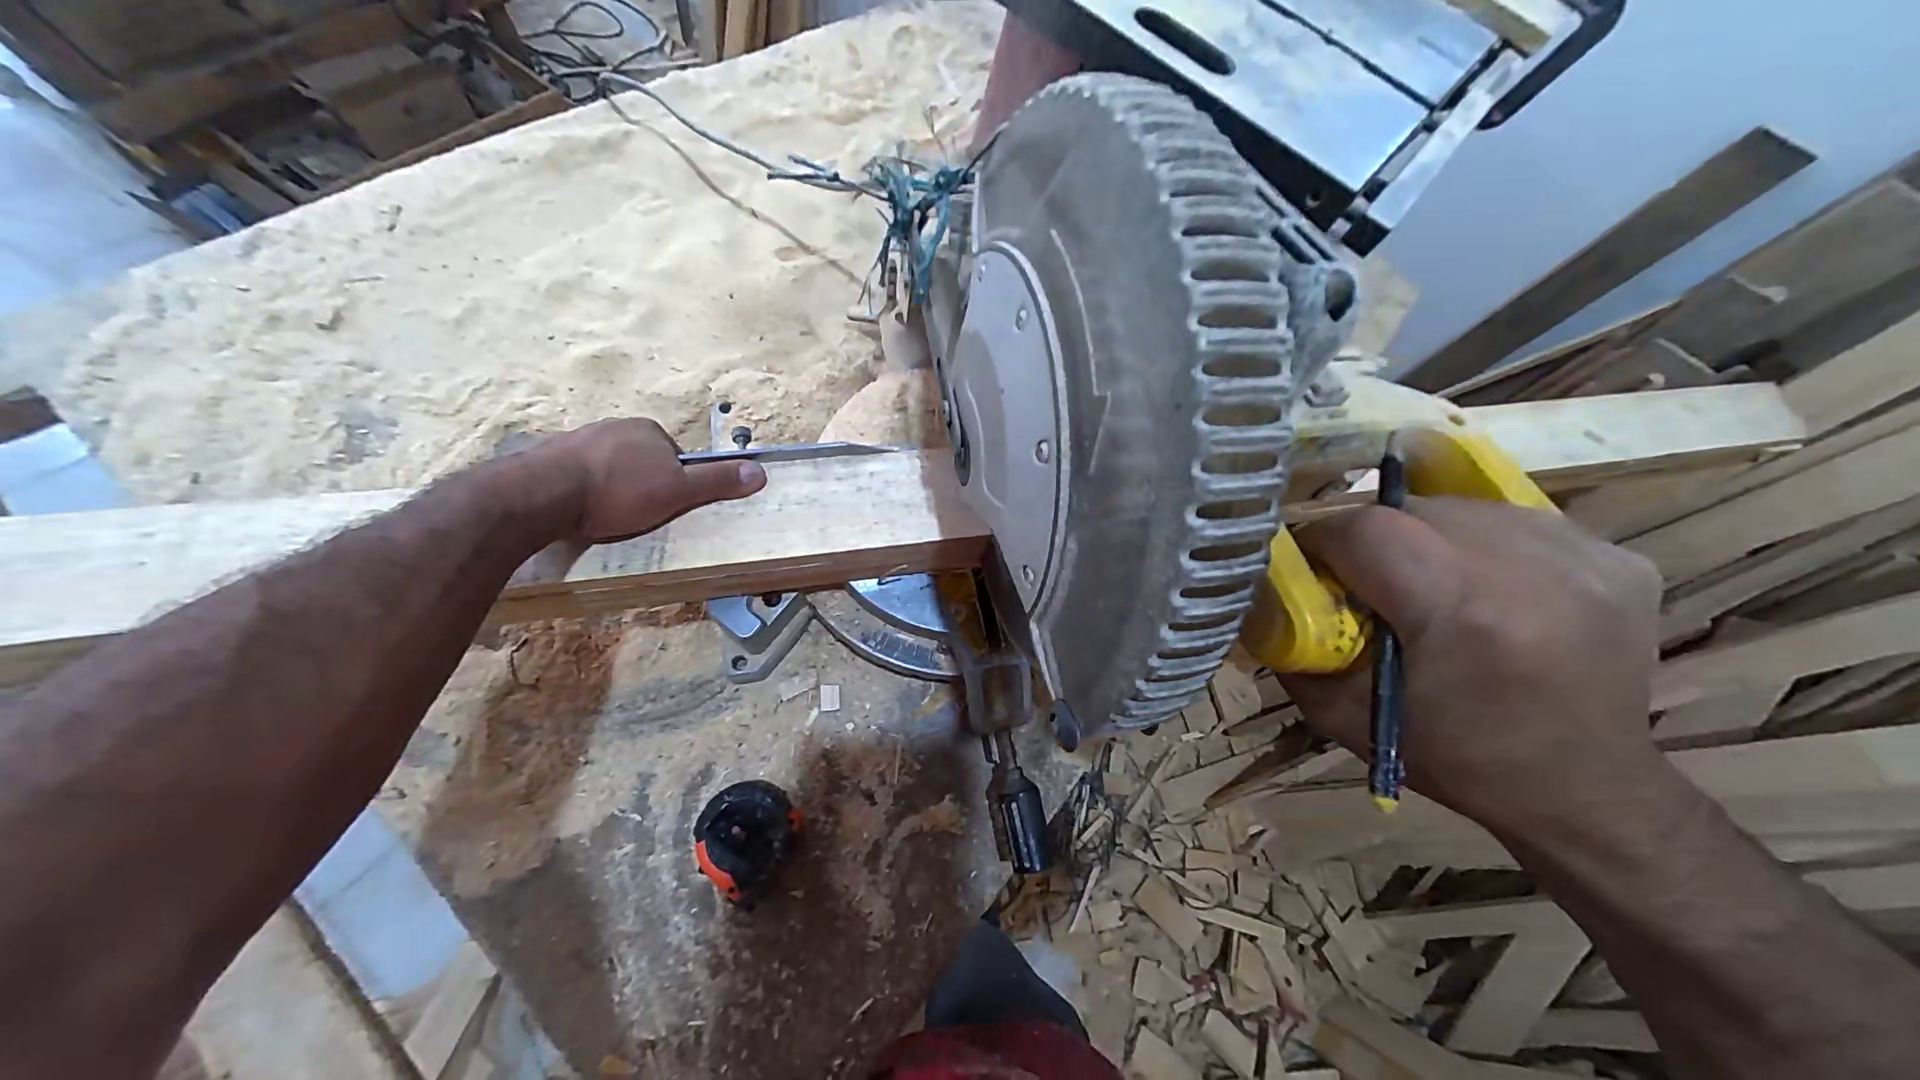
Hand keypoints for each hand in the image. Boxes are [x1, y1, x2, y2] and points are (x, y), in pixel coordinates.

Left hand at [525, 418, 767, 542]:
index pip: (675, 457)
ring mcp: (580, 439)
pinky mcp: (550, 456)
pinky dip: (584, 489)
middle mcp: (615, 426)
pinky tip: (581, 509)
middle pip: (642, 460)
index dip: (676, 483)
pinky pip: (579, 473)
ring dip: (612, 487)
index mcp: (648, 430)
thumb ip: (716, 482)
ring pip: (610, 466)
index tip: (668, 506)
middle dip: (643, 484)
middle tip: (639, 514)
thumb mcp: (678, 491)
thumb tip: (760, 472)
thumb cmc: (619, 492)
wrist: (543, 494)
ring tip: (608, 515)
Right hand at [1278, 498, 1663, 834]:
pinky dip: (1480, 544)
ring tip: (1424, 583)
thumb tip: (1262, 590)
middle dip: (1370, 538)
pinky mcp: (1616, 556)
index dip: (1325, 540)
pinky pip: (1515, 522)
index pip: (1367, 528)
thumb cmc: (1454, 759)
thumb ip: (1292, 645)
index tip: (1313, 569)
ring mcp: (1584, 555)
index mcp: (1464, 611)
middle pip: (1412, 509)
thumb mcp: (1342, 714)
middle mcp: (1531, 568)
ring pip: (1462, 507)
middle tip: (1361, 580)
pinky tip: (1482, 585)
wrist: (1585, 792)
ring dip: (1425, 536)